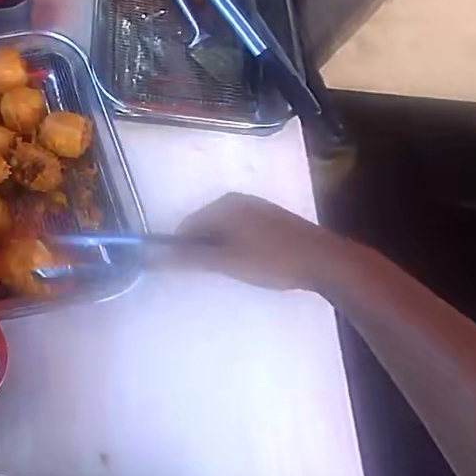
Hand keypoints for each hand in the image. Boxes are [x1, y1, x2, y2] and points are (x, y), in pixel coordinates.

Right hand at [171, 193, 364, 291]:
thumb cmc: (271, 260)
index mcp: (223, 205)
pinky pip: (242, 231)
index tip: (188, 273)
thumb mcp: (226, 261)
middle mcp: (237, 200)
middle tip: (214, 274)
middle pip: (205, 226)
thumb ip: (189, 258)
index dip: (183, 250)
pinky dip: (238, 246)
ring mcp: (257, 208)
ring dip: (222, 250)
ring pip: (225, 230)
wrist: (324, 260)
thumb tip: (151, 255)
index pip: (187, 226)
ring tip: (234, 272)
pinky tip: (253, 264)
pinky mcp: (272, 219)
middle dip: (203, 250)